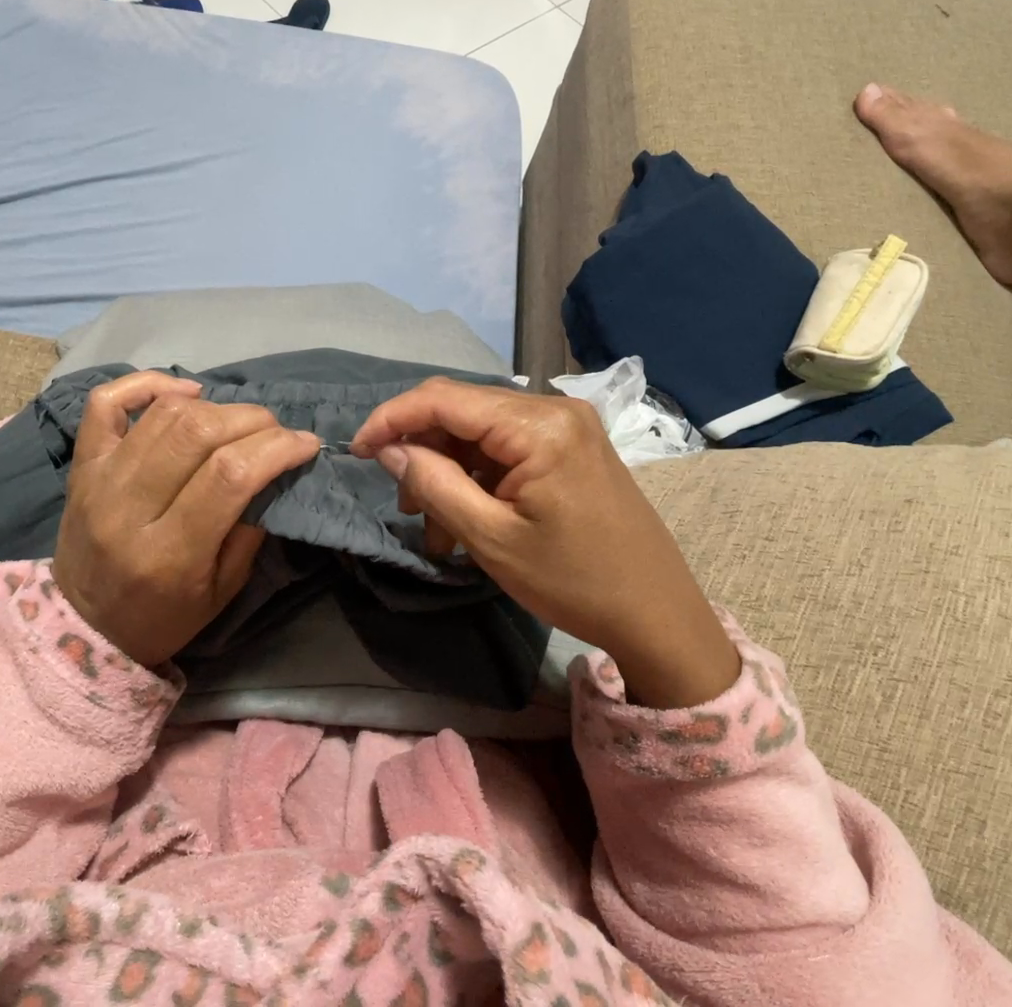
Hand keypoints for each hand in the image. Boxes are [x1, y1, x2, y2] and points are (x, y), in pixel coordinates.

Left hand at [52, 371, 321, 668]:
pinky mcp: (81, 464)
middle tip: (276, 432)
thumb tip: (274, 470)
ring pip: (163, 414)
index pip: (229, 475)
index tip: (306, 444)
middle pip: (197, 433)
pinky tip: (185, 391)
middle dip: (252, 421)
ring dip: (215, 405)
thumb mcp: (221, 593)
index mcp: (168, 554)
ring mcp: (99, 480)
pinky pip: (105, 402)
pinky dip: (147, 384)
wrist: (81, 626)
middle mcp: (128, 509)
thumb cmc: (161, 617)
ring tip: (238, 422)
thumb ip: (248, 531)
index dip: (277, 448)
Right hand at [351, 378, 739, 707]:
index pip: (443, 398)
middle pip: (461, 411)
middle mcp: (554, 409)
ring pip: (480, 433)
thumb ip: (434, 484)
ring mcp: (567, 426)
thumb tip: (389, 448)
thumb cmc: (573, 581)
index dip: (391, 419)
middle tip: (406, 509)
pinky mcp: (571, 447)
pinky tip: (467, 522)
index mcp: (538, 425)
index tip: (356, 452)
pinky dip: (477, 479)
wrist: (654, 612)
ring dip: (448, 472)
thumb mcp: (490, 538)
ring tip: (436, 530)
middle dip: (422, 452)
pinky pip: (507, 449)